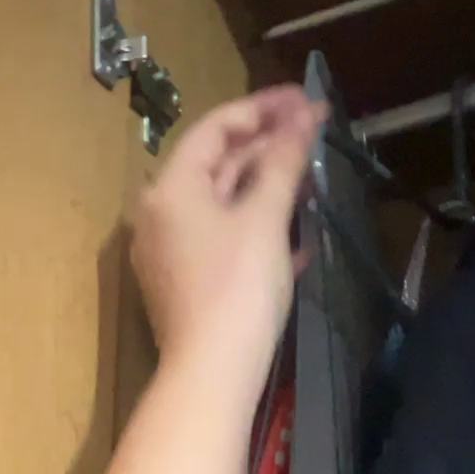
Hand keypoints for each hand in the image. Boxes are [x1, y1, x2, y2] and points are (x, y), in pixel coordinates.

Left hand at [130, 86, 325, 396]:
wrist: (211, 372)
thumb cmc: (236, 287)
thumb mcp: (264, 218)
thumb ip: (282, 162)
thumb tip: (302, 118)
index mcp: (169, 190)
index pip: (213, 129)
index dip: (261, 109)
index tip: (307, 101)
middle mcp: (158, 218)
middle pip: (215, 168)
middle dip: (267, 152)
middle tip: (315, 137)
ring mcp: (168, 256)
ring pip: (220, 209)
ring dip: (266, 194)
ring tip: (312, 184)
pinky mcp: (183, 287)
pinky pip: (219, 245)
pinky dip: (254, 235)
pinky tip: (296, 243)